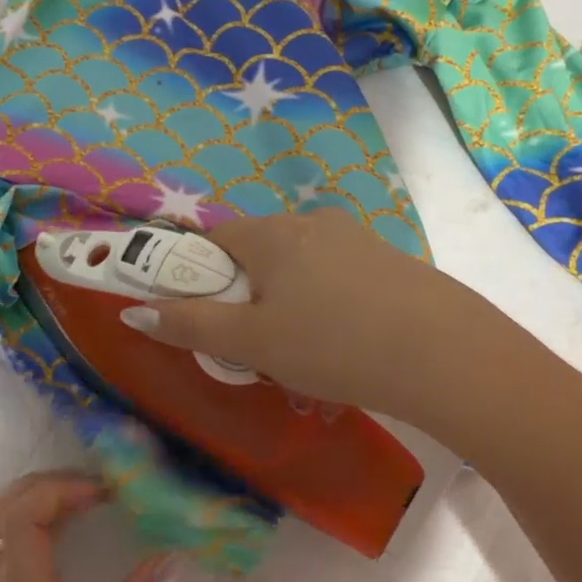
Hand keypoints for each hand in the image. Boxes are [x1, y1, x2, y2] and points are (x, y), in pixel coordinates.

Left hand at [0, 473, 174, 581]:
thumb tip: (166, 557)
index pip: (22, 519)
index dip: (59, 491)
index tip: (104, 493)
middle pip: (4, 511)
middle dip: (49, 487)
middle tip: (99, 492)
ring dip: (29, 500)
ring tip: (76, 502)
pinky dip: (13, 522)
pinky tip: (48, 531)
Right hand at [119, 209, 490, 421]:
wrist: (448, 358)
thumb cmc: (332, 345)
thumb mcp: (250, 342)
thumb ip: (188, 325)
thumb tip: (133, 313)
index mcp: (271, 234)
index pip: (213, 238)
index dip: (196, 273)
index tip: (202, 314)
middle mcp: (312, 223)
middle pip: (257, 251)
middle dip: (243, 291)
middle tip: (249, 343)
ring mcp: (358, 239)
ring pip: (298, 266)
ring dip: (284, 300)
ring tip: (297, 351)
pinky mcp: (391, 263)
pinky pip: (336, 277)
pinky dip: (323, 304)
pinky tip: (340, 344)